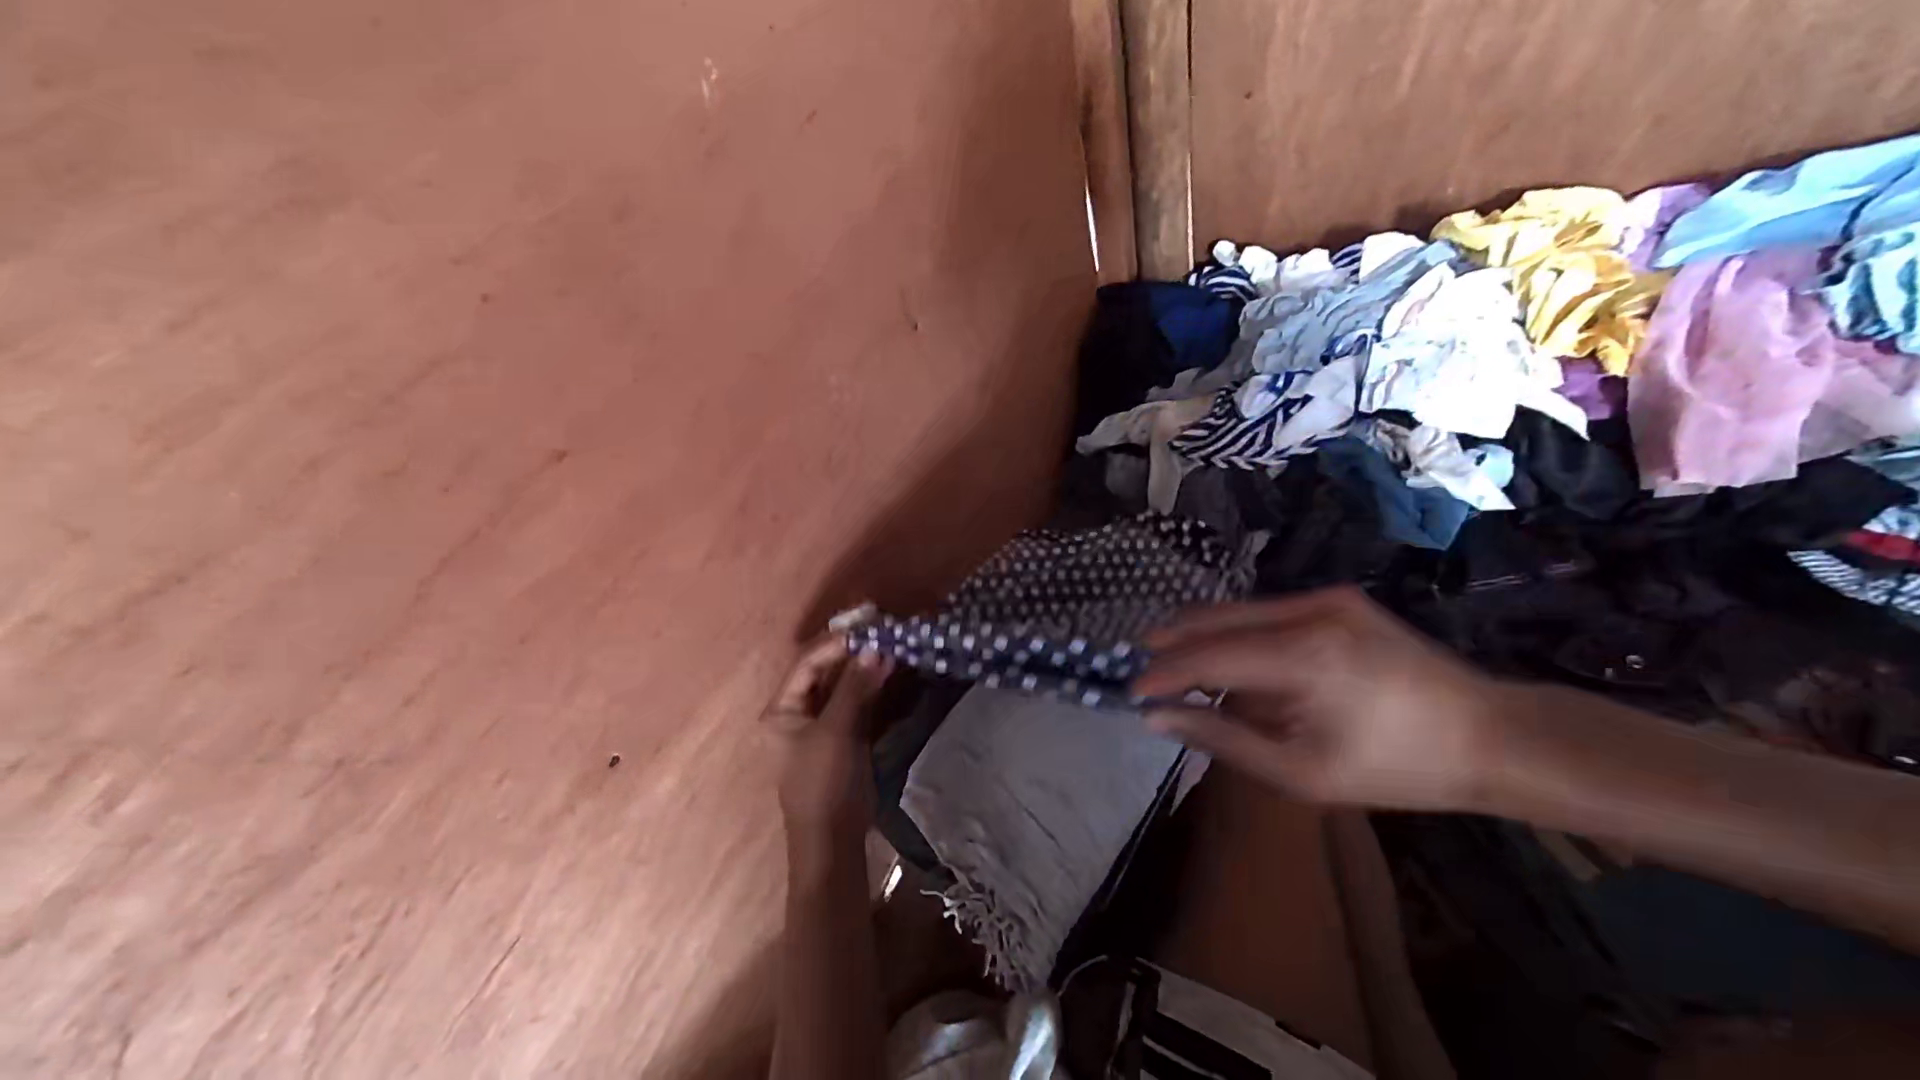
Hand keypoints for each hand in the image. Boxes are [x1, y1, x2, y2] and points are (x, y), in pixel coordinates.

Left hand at [761, 634, 893, 833]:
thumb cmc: (824, 783)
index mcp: (782, 709)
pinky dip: (873, 688)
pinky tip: (892, 672)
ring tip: (892, 647)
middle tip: (883, 632)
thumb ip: (855, 687)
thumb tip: (877, 647)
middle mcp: (798, 712)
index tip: (866, 629)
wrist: (834, 840)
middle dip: (853, 653)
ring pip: (844, 686)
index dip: (835, 644)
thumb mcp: (837, 732)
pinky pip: (857, 703)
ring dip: (865, 668)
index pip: (806, 664)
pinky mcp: (845, 737)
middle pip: (824, 672)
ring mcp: (823, 725)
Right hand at [1132, 588, 1508, 811]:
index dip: (1163, 672)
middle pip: (1215, 617)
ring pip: (1237, 608)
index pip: (1208, 655)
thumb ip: (1222, 737)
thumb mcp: (1301, 772)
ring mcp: (1326, 597)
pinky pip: (1265, 610)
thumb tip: (1160, 716)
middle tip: (1141, 668)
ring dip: (1200, 635)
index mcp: (1303, 658)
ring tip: (1174, 665)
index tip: (1132, 692)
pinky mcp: (1338, 598)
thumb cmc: (1397, 768)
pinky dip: (1235, 632)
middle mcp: (1309, 611)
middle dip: (1171, 641)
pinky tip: (1227, 658)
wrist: (1492, 734)